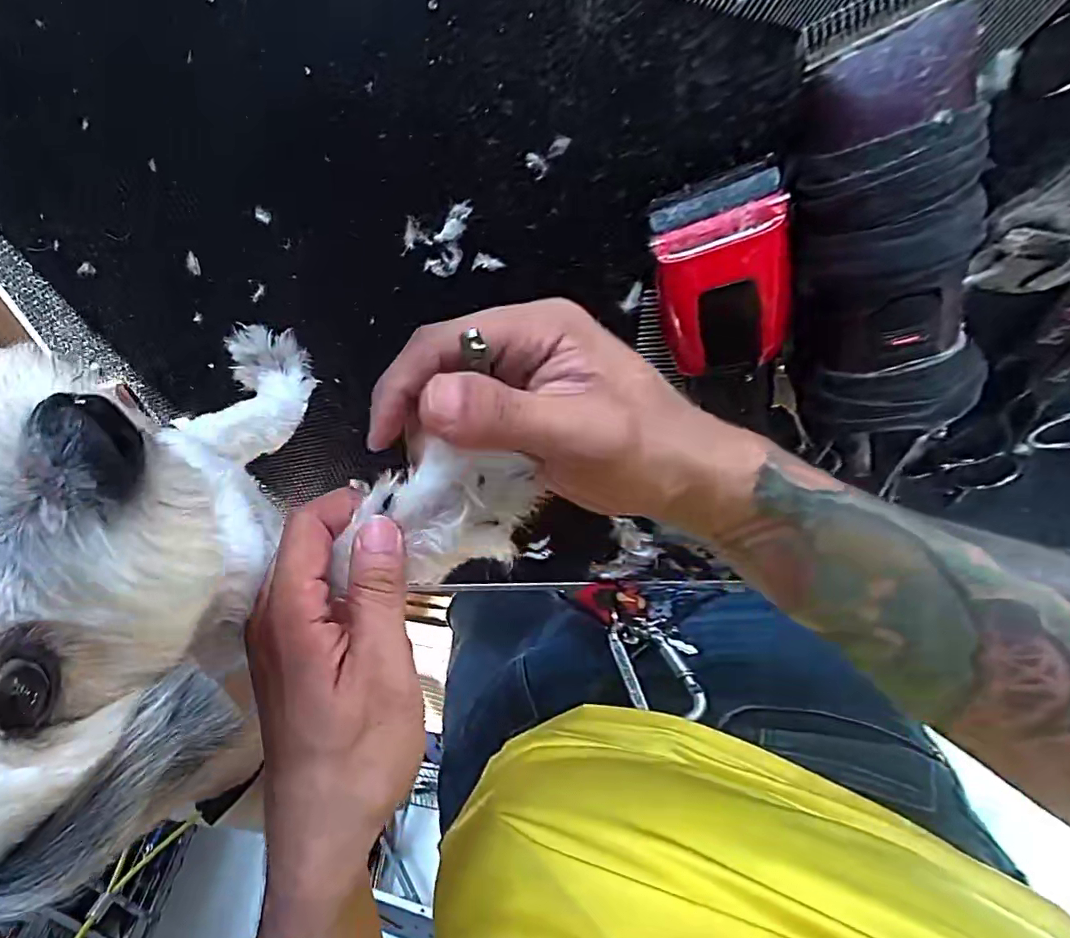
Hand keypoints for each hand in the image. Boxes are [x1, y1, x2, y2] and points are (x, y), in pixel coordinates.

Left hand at [246, 488, 424, 887]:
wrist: (323, 827)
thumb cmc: (360, 752)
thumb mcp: (383, 665)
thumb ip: (379, 589)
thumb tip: (378, 523)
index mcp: (287, 611)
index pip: (303, 526)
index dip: (344, 506)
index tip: (390, 509)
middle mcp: (265, 618)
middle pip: (299, 546)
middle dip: (348, 531)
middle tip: (401, 541)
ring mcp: (269, 642)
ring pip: (304, 575)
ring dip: (346, 563)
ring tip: (394, 572)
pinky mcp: (281, 661)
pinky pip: (305, 605)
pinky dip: (338, 593)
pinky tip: (371, 611)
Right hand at [367, 298, 767, 528]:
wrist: (687, 478)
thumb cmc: (644, 452)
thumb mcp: (576, 433)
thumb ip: (504, 413)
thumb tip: (427, 400)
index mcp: (537, 327)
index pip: (445, 339)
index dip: (403, 384)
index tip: (382, 436)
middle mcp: (525, 339)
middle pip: (443, 359)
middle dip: (413, 405)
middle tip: (406, 458)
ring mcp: (524, 371)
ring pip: (453, 388)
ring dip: (432, 425)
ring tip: (427, 466)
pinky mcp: (525, 402)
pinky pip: (473, 413)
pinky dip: (454, 440)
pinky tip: (452, 466)